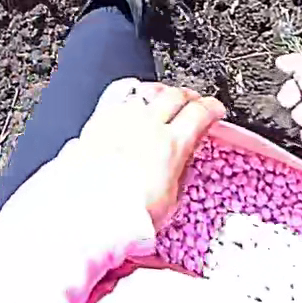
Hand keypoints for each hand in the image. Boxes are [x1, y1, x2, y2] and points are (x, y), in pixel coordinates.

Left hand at [77, 79, 225, 226]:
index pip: (200, 114)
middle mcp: (149, 124)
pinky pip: (119, 91)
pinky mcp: (101, 117)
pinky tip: (133, 92)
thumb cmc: (125, 213)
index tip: (215, 110)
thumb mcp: (169, 200)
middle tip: (193, 102)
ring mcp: (124, 117)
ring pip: (149, 90)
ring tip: (166, 96)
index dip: (212, 108)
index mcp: (172, 145)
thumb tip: (184, 159)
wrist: (87, 211)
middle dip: (189, 97)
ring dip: (162, 92)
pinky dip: (131, 89)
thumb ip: (179, 172)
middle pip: (176, 96)